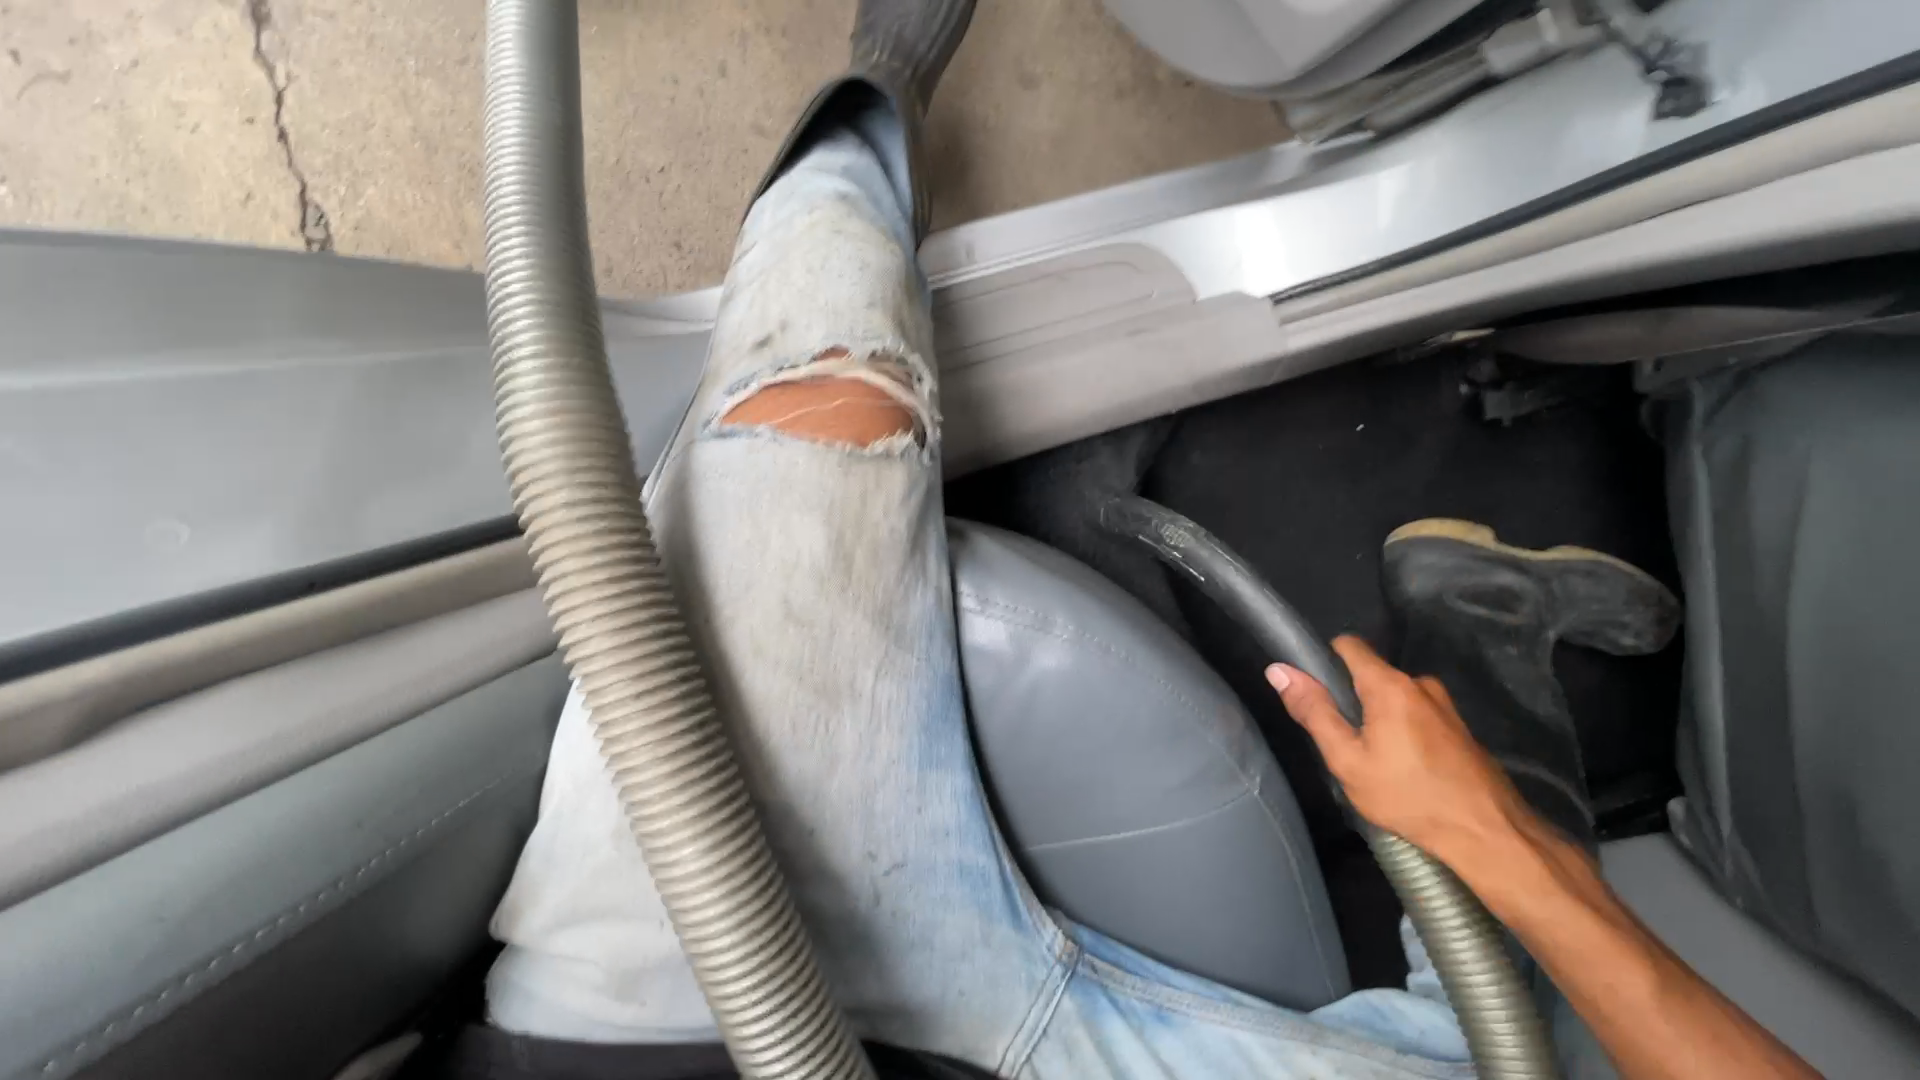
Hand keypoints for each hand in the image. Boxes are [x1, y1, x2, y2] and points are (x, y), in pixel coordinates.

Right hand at [1265, 636, 1537, 869]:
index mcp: (1389, 685)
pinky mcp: (1460, 728)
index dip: (1325, 660)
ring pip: (1395, 699)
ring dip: (1380, 719)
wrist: (1488, 833)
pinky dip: (1403, 732)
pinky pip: (1417, 716)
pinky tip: (1404, 769)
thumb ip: (1313, 711)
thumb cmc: (1409, 795)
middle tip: (1344, 743)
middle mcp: (1420, 684)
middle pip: (1371, 675)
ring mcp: (1445, 706)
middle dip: (1352, 699)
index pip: (1350, 645)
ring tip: (1374, 761)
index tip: (1315, 692)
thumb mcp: (1347, 759)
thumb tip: (1278, 670)